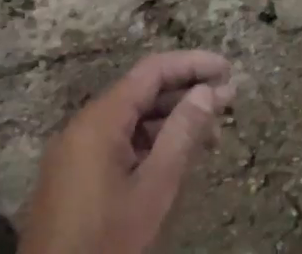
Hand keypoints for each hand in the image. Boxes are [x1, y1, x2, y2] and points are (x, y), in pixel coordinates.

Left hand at [22, 51, 234, 253]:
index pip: (151, 71)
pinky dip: (149, 141)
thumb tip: (208, 90)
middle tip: (228, 103)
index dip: (192, 64)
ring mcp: (74, 151)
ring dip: (170, 120)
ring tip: (211, 136)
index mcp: (99, 120)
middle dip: (185, 93)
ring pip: (130, 119)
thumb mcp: (154, 188)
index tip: (228, 70)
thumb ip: (182, 133)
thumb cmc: (107, 240)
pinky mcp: (73, 175)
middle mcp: (83, 125)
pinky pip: (116, 141)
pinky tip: (176, 157)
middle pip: (140, 92)